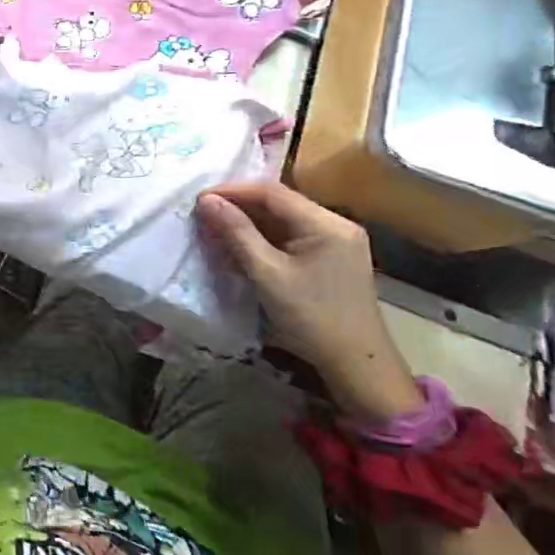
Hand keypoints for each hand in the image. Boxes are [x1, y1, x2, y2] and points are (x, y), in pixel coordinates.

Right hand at [197, 182, 422, 421]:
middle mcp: (336, 223)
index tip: (198, 199)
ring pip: (284, 220)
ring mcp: (338, 240)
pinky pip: (292, 236)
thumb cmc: (310, 318)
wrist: (355, 363)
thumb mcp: (267, 274)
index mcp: (326, 223)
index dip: (232, 191)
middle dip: (239, 206)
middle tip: (203, 216)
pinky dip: (265, 238)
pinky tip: (242, 248)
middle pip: (279, 203)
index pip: (272, 192)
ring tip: (216, 230)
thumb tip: (206, 201)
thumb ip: (236, 233)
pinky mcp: (333, 257)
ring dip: (249, 223)